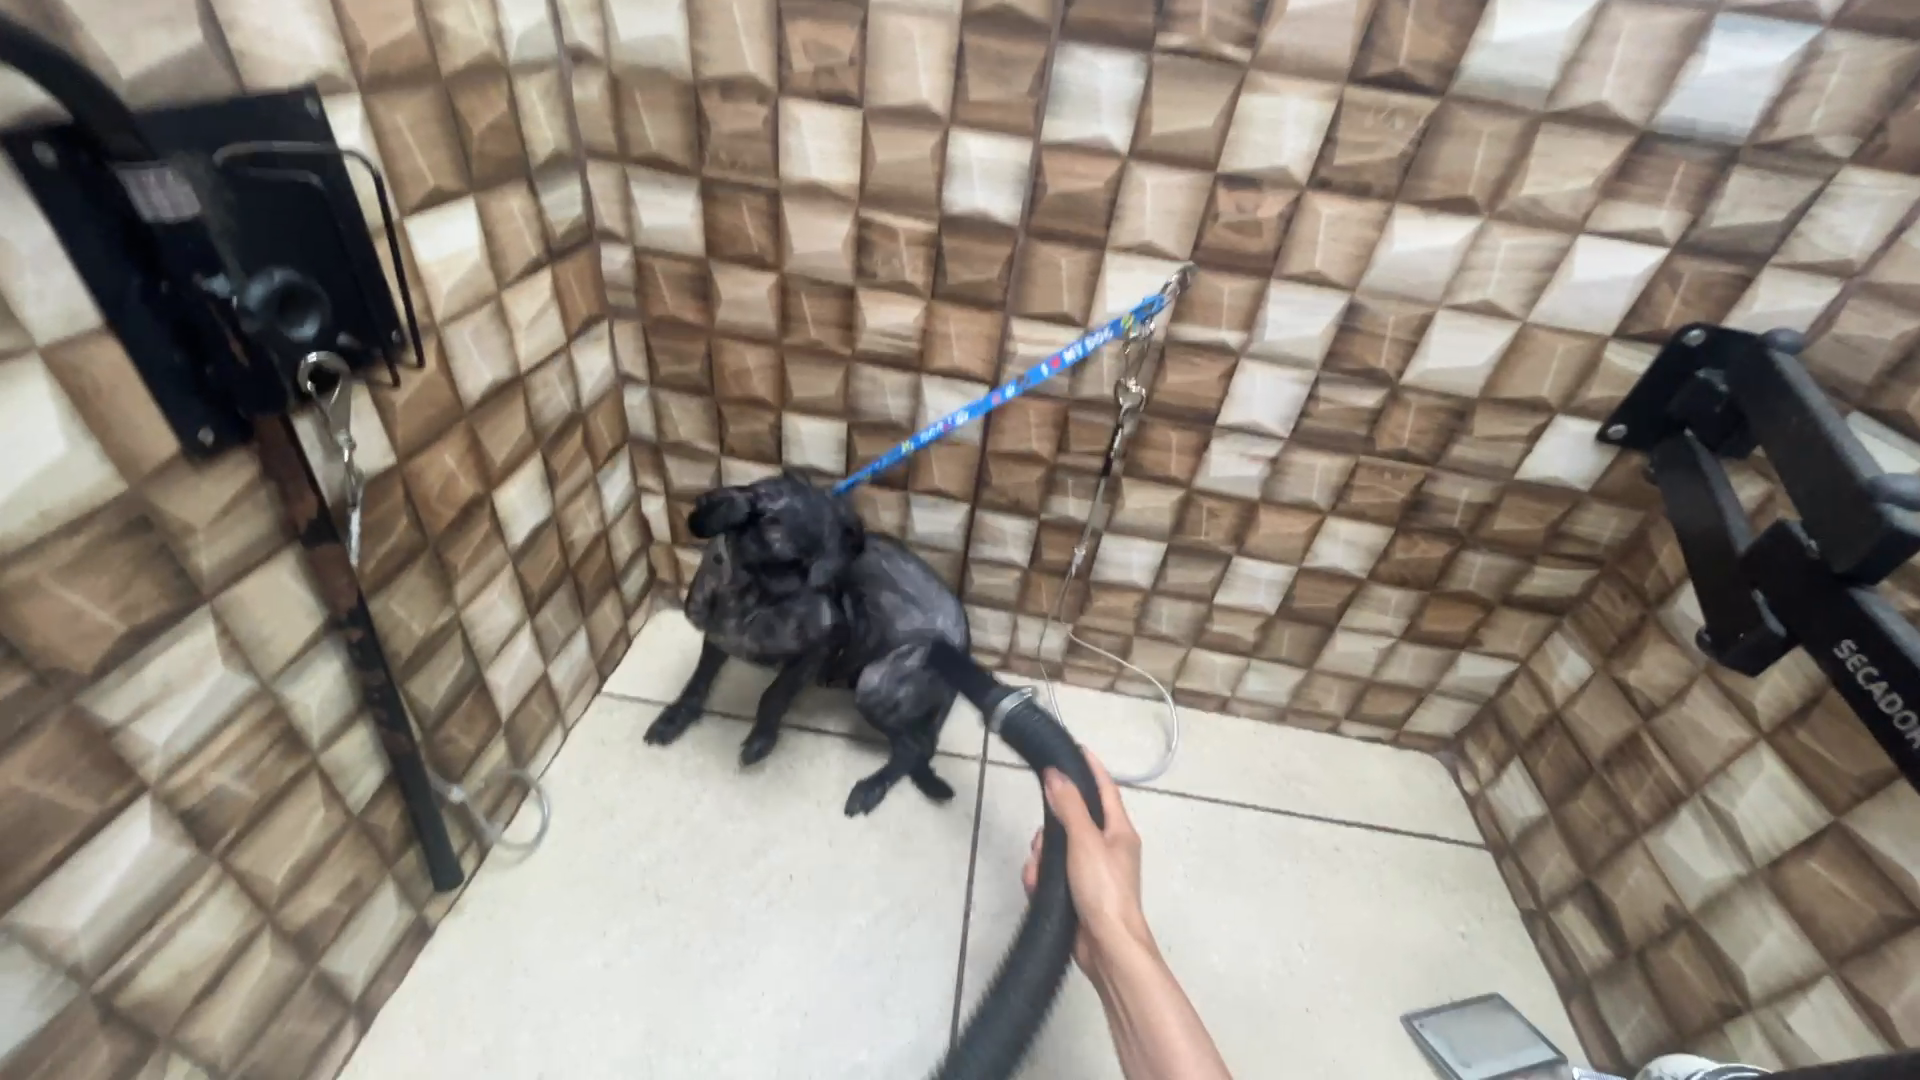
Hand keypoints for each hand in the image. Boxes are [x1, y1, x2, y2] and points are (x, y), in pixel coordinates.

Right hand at [1021, 751, 1153, 974]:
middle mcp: (1107, 847)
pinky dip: (1041, 879)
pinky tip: (1037, 888)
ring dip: (1041, 858)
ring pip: (1056, 848)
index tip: (1075, 749)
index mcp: (1119, 831)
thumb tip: (1056, 774)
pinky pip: (1052, 874)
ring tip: (1038, 873)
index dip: (1091, 768)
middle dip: (1051, 828)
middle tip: (1042, 839)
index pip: (1105, 788)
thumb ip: (1069, 806)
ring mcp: (1091, 872)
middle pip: (1072, 820)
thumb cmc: (1104, 889)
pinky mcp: (1076, 893)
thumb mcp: (1085, 841)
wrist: (1108, 949)